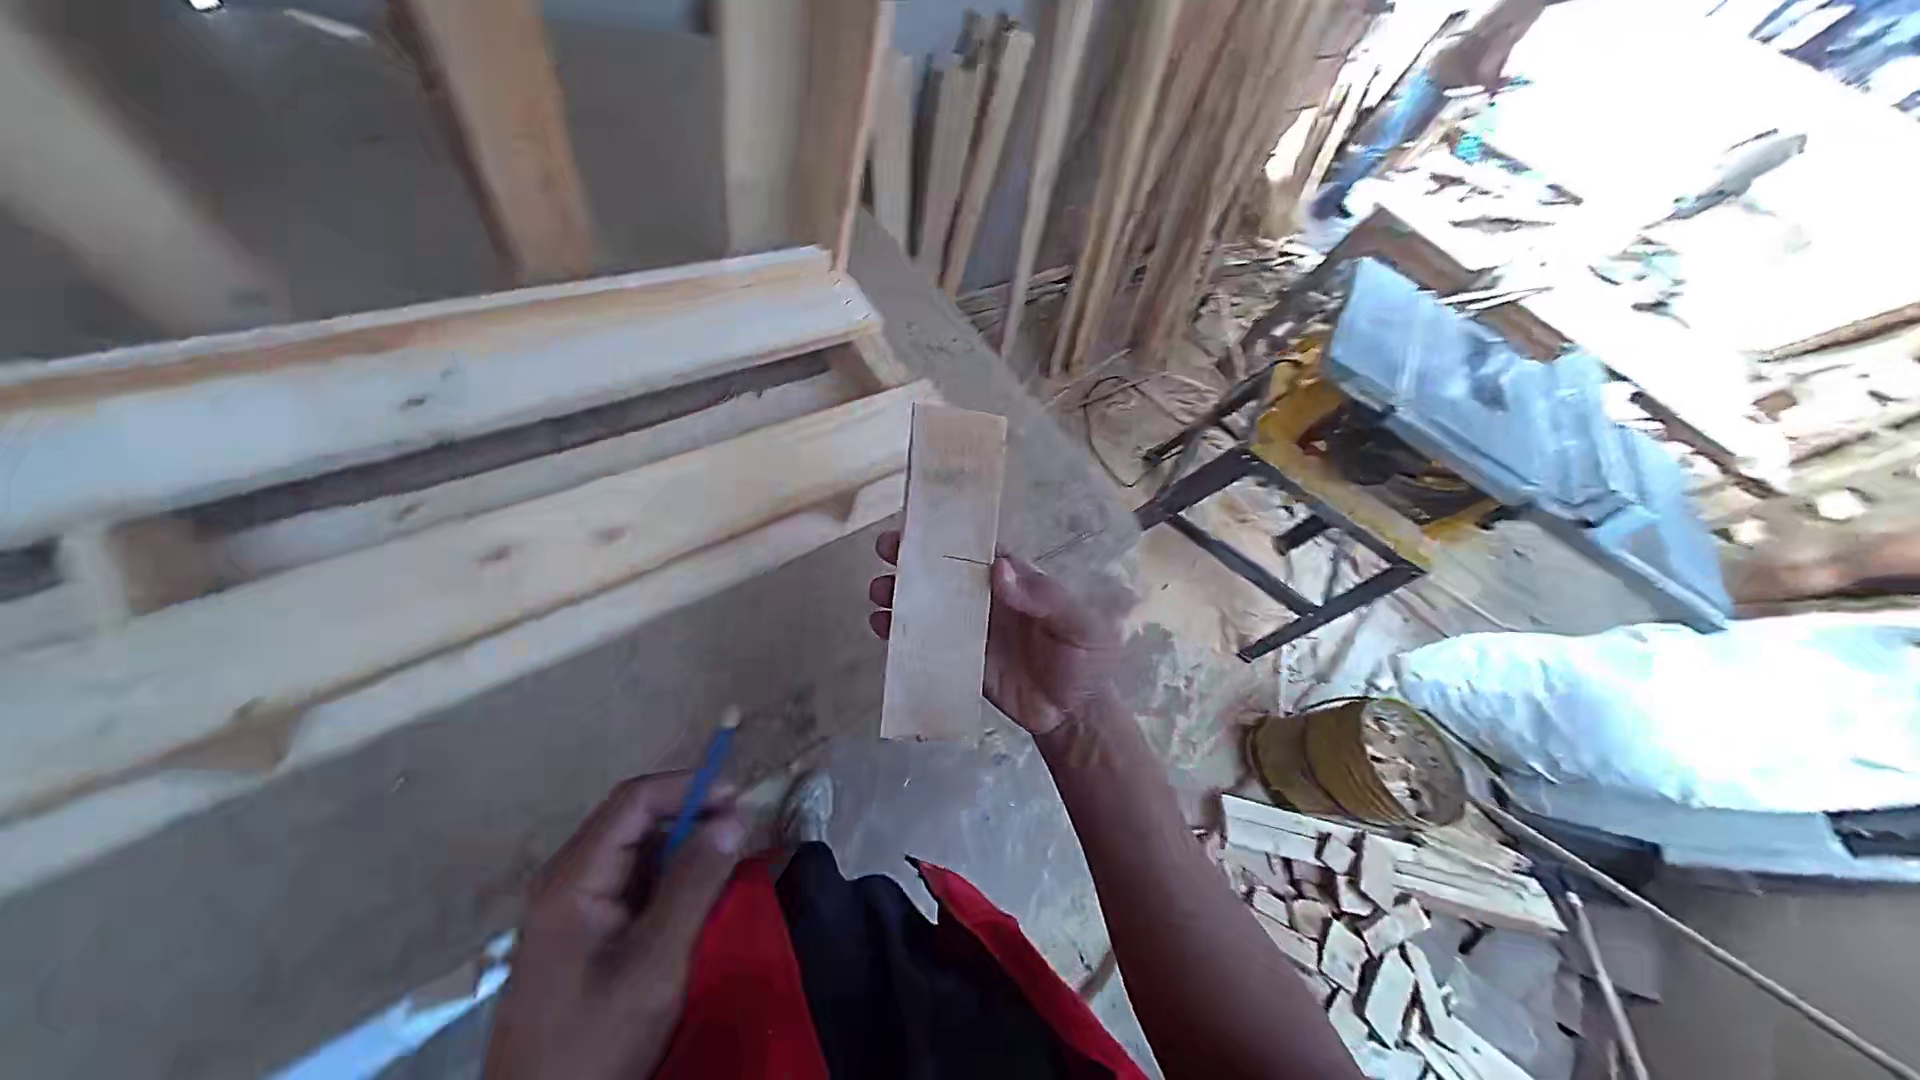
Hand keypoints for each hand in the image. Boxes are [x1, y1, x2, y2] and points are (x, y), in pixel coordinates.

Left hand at [484, 773, 745, 1079]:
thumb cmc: (594, 1042)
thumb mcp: (655, 964)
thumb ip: (694, 884)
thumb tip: (733, 818)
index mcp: (571, 878)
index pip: (634, 800)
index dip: (688, 787)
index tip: (739, 800)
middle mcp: (565, 878)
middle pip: (633, 818)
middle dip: (690, 814)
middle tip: (740, 832)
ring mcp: (569, 904)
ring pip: (635, 848)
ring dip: (683, 845)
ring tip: (726, 862)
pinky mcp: (581, 928)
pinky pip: (631, 879)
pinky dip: (670, 875)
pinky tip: (696, 895)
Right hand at [869, 529, 1117, 735]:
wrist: (1074, 716)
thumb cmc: (1084, 661)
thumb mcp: (1079, 625)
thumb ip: (1045, 597)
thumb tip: (1000, 568)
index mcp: (1017, 583)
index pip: (979, 552)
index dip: (950, 536)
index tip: (919, 525)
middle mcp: (988, 600)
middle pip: (946, 573)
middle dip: (915, 558)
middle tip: (887, 550)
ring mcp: (971, 630)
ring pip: (930, 604)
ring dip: (902, 594)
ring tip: (879, 592)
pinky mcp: (960, 660)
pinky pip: (927, 642)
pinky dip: (903, 634)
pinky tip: (882, 628)